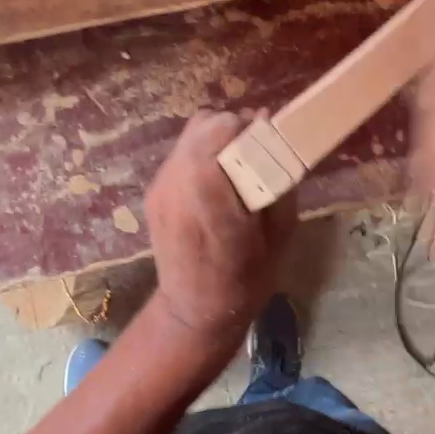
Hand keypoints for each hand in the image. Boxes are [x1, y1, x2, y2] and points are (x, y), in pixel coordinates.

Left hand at [143, 110, 298, 340]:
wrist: (195, 309)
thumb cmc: (248, 278)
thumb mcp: (281, 233)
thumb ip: (277, 177)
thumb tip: (270, 124)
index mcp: (215, 206)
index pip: (222, 138)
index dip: (249, 130)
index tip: (269, 141)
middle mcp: (179, 191)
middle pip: (205, 126)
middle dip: (236, 128)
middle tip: (257, 149)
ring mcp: (160, 189)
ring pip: (191, 133)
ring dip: (219, 136)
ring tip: (238, 162)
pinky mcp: (153, 191)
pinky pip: (182, 152)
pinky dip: (204, 151)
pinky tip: (219, 177)